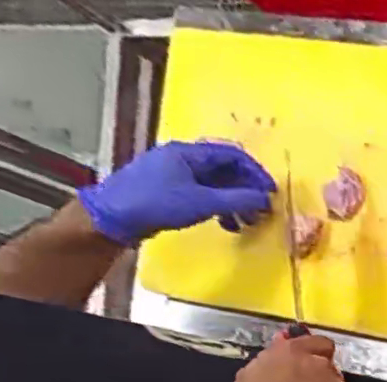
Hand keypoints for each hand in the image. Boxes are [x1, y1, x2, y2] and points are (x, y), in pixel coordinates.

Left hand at [77, 141, 277, 245]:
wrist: (116, 215)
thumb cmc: (159, 203)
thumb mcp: (203, 202)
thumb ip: (237, 199)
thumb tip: (264, 198)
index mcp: (189, 153)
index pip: (232, 155)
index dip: (256, 172)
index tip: (271, 194)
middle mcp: (183, 158)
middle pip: (226, 169)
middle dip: (247, 190)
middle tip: (262, 212)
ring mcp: (176, 173)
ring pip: (217, 184)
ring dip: (236, 202)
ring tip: (246, 223)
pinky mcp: (172, 189)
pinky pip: (205, 194)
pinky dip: (221, 207)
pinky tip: (226, 223)